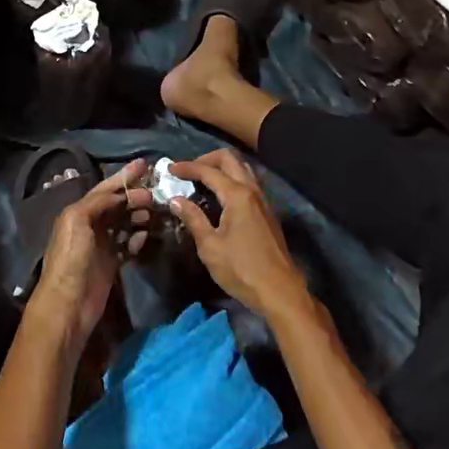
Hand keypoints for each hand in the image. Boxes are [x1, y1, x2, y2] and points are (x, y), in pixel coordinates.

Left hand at [26, 159, 150, 347]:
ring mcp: (101, 245)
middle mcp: (90, 225)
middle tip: (155, 193)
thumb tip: (122, 194)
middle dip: (135, 196)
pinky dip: (137, 239)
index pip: (105, 189)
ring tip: (153, 212)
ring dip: (138, 215)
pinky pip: (128, 244)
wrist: (68, 304)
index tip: (144, 164)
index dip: (123, 176)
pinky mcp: (111, 264)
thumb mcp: (78, 220)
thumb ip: (99, 202)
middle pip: (117, 204)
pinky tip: (144, 237)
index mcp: (79, 212)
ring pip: (124, 222)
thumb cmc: (71, 258)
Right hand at [168, 150, 310, 316]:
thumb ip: (193, 218)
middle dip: (206, 158)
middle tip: (188, 170)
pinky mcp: (267, 210)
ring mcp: (263, 198)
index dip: (188, 167)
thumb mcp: (210, 247)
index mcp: (237, 195)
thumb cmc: (241, 269)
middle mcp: (252, 189)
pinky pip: (249, 180)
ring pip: (242, 167)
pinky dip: (233, 177)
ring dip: (222, 166)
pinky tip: (222, 194)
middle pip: (230, 159)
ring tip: (203, 178)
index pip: (209, 171)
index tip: (170, 169)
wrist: (279, 290)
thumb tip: (176, 199)